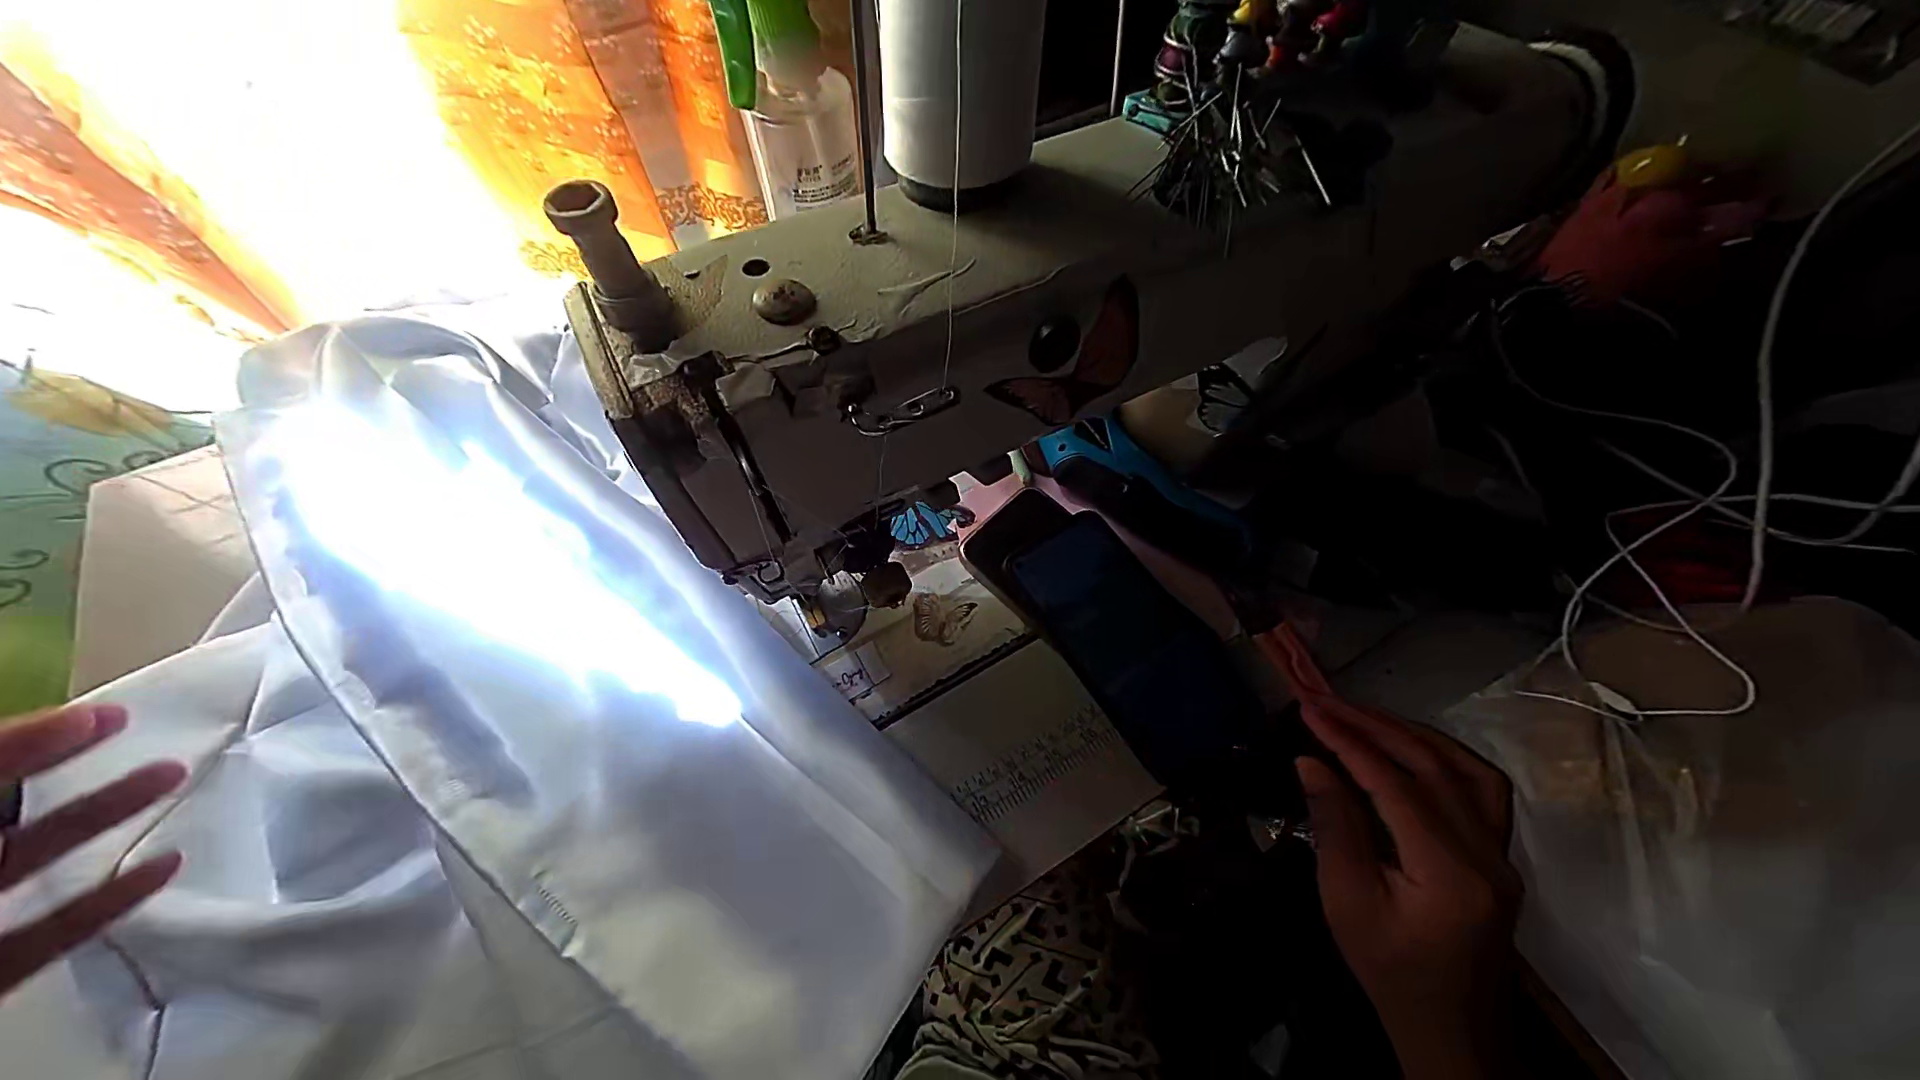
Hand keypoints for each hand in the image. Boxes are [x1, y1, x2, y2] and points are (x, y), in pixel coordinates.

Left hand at [1, 704, 185, 998]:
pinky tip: (166, 865)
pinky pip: (55, 931)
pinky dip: (114, 898)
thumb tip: (44, 726)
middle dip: (66, 764)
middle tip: (124, 723)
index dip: (24, 739)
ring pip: (37, 860)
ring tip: (171, 773)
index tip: (95, 713)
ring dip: (109, 814)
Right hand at [1296, 696, 1521, 1079]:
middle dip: (1374, 726)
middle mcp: (1489, 856)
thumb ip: (1334, 825)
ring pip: (1466, 770)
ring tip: (1361, 714)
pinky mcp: (1500, 857)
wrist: (1449, 1028)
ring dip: (1411, 733)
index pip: (1396, 785)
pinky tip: (1407, 746)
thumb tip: (1310, 761)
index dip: (1349, 742)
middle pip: (1434, 767)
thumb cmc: (1388, 969)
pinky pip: (1480, 788)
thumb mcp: (1345, 900)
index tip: (1309, 711)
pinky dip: (1440, 755)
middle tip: (1325, 702)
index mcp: (1450, 873)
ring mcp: (1503, 856)